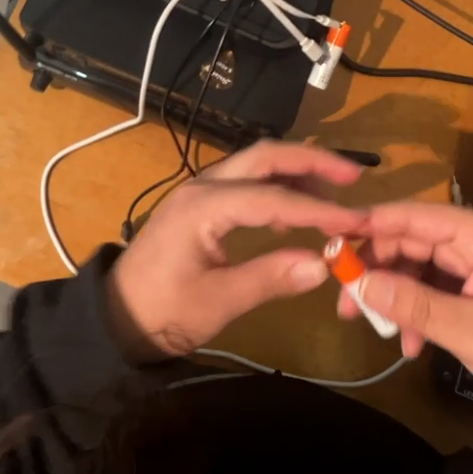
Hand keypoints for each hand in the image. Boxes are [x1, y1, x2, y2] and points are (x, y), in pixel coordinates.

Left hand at [108, 141, 365, 358]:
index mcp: (204, 206)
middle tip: (354, 177)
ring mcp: (201, 190)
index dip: (318, 209)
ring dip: (296, 170)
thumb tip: (323, 264)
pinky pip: (246, 180)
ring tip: (336, 190)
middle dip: (310, 161)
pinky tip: (298, 206)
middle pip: (264, 156)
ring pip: (256, 163)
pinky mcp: (202, 203)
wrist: (114, 317)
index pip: (272, 197)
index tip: (358, 219)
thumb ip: (269, 278)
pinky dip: (278, 185)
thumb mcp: (216, 302)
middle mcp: (203, 185)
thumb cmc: (161, 311)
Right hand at [347, 202, 472, 450]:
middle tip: (342, 296)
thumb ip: (414, 305)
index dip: (369, 223)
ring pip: (415, 265)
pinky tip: (409, 344)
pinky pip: (430, 288)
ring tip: (369, 325)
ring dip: (393, 295)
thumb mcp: (472, 333)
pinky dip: (414, 311)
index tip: (329, 236)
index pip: (413, 215)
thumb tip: (358, 282)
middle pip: (409, 239)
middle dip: (376, 267)